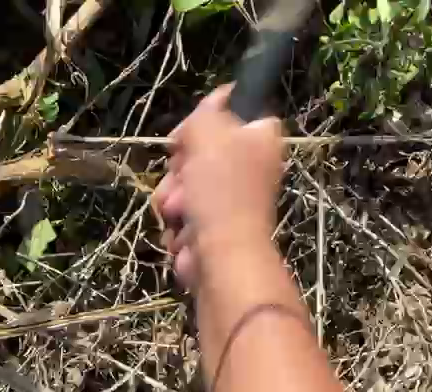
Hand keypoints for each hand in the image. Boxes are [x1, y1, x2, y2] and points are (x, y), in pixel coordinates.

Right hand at [152, 86, 284, 291]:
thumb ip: (208, 111)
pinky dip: (176, 225)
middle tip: (182, 175)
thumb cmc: (222, 191)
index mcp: (260, 141)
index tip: (186, 134)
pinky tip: (183, 231)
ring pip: (182, 188)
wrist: (221, 257)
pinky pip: (180, 218)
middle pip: (198, 154)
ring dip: (172, 198)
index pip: (233, 115)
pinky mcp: (207, 231)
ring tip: (180, 210)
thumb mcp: (210, 134)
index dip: (206, 121)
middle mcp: (246, 170)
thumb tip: (219, 95)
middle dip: (179, 167)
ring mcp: (225, 204)